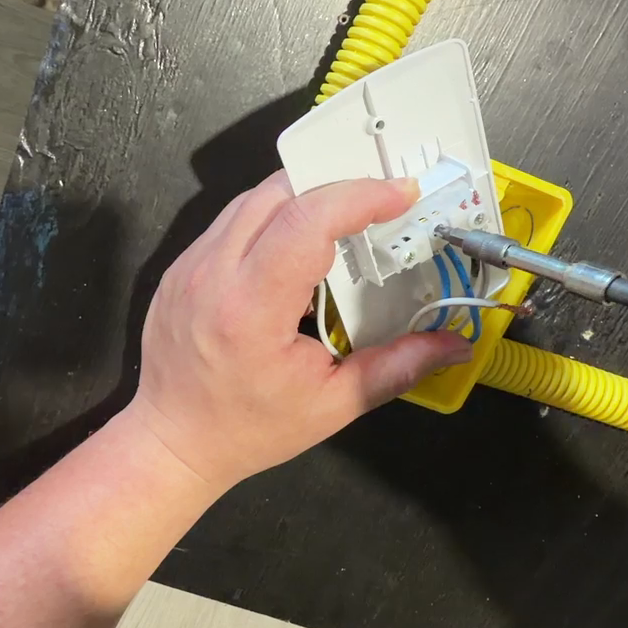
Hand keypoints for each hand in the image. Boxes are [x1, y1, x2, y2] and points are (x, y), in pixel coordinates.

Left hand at [121, 171, 475, 493]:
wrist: (172, 441)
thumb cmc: (249, 429)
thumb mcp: (331, 406)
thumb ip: (396, 367)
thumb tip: (455, 343)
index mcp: (250, 311)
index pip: (305, 223)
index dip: (358, 196)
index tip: (399, 193)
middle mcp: (211, 275)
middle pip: (277, 194)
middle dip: (333, 186)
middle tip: (376, 203)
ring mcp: (187, 267)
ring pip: (249, 200)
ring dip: (300, 197)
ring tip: (340, 220)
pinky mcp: (178, 268)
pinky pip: (229, 221)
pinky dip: (269, 218)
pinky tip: (293, 245)